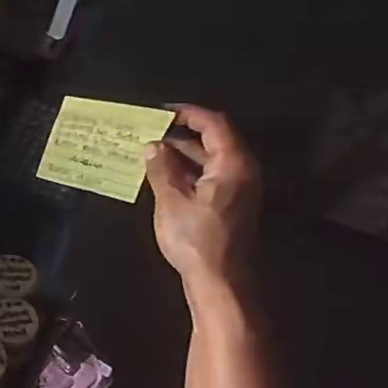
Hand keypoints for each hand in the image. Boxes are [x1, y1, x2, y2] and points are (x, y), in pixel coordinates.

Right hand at [144, 105, 259, 293]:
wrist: (218, 277)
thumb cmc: (195, 237)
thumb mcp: (171, 201)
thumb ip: (162, 169)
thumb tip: (153, 145)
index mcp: (233, 165)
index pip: (215, 125)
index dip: (189, 114)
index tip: (161, 111)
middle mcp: (240, 171)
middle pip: (213, 141)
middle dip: (181, 134)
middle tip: (148, 131)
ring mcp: (235, 188)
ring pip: (207, 160)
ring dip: (180, 154)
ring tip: (148, 152)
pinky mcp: (227, 203)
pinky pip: (205, 176)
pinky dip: (184, 171)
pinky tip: (160, 175)